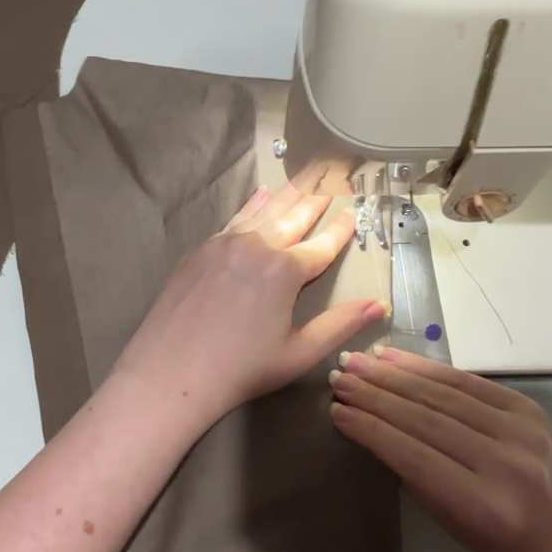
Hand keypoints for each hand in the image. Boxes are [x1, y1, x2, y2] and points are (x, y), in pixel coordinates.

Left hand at [109, 177, 388, 418]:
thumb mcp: (299, 353)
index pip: (322, 245)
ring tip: (304, 180)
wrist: (171, 371)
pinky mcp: (201, 250)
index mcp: (286, 271)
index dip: (341, 230)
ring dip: (286, 195)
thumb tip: (380, 304)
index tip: (355, 214)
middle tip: (332, 183)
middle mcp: (257, 246)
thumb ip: (340, 325)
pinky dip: (253, 205)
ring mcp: (225, 243)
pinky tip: (260, 195)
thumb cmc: (241, 369)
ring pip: (263, 212)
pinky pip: (235, 219)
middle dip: (316, 201)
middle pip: (293, 218)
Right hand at [329, 347, 551, 551]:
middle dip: (375, 395)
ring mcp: (521, 431)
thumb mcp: (450, 520)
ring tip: (358, 362)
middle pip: (426, 418)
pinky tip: (395, 358)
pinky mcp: (528, 408)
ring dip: (393, 375)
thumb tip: (372, 423)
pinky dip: (427, 368)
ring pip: (444, 394)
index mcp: (483, 504)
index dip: (371, 430)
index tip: (336, 410)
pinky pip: (468, 382)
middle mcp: (504, 463)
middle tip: (338, 377)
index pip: (414, 456)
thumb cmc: (500, 539)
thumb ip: (414, 474)